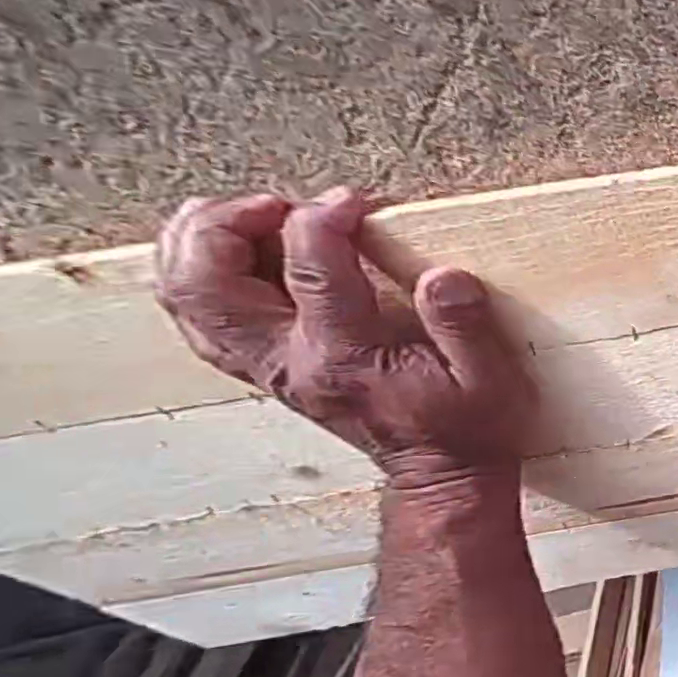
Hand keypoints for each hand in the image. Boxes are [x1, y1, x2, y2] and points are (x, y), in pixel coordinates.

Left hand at [154, 188, 532, 491]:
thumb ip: (464, 324)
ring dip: (199, 245)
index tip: (356, 202)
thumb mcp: (489, 379)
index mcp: (348, 357)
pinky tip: (230, 258)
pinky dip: (199, 278)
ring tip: (242, 215)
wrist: (444, 474)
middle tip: (280, 203)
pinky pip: (202, 321)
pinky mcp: (273, 373)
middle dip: (232, 224)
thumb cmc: (468, 429)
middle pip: (208, 281)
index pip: (311, 270)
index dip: (325, 221)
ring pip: (188, 300)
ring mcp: (274, 370)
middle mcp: (293, 362)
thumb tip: (445, 274)